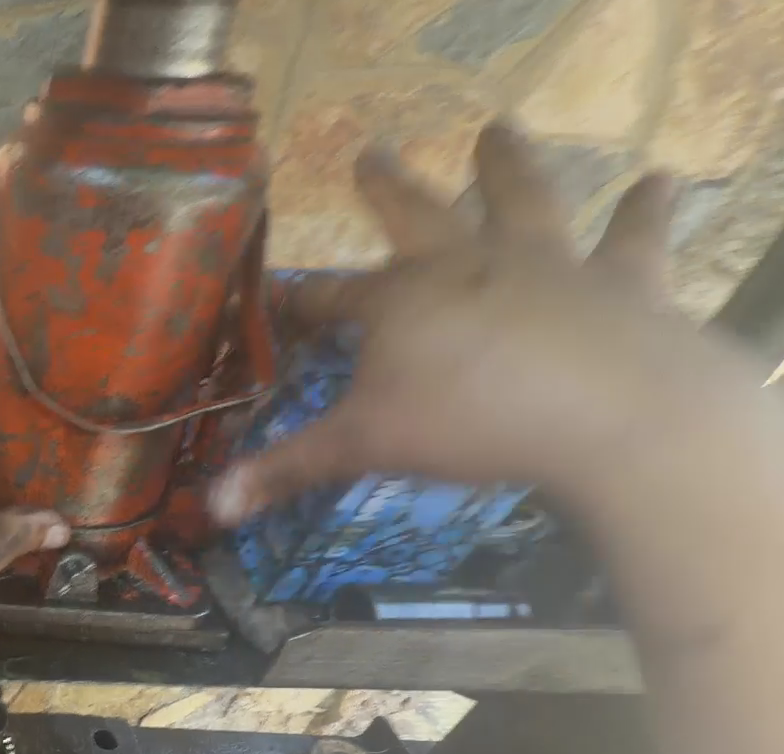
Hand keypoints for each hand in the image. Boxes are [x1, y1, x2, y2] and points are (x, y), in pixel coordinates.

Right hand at [212, 122, 698, 524]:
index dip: (297, 301)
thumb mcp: (360, 447)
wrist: (617, 418)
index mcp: (398, 301)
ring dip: (507, 166)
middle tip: (370, 154)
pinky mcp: (625, 283)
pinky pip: (636, 240)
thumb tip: (213, 504)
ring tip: (499, 130)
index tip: (275, 298)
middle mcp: (467, 265)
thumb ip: (285, 469)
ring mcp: (549, 265)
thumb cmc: (470, 422)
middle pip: (415, 217)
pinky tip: (661, 182)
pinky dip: (647, 212)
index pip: (328, 297)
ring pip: (522, 202)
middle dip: (386, 190)